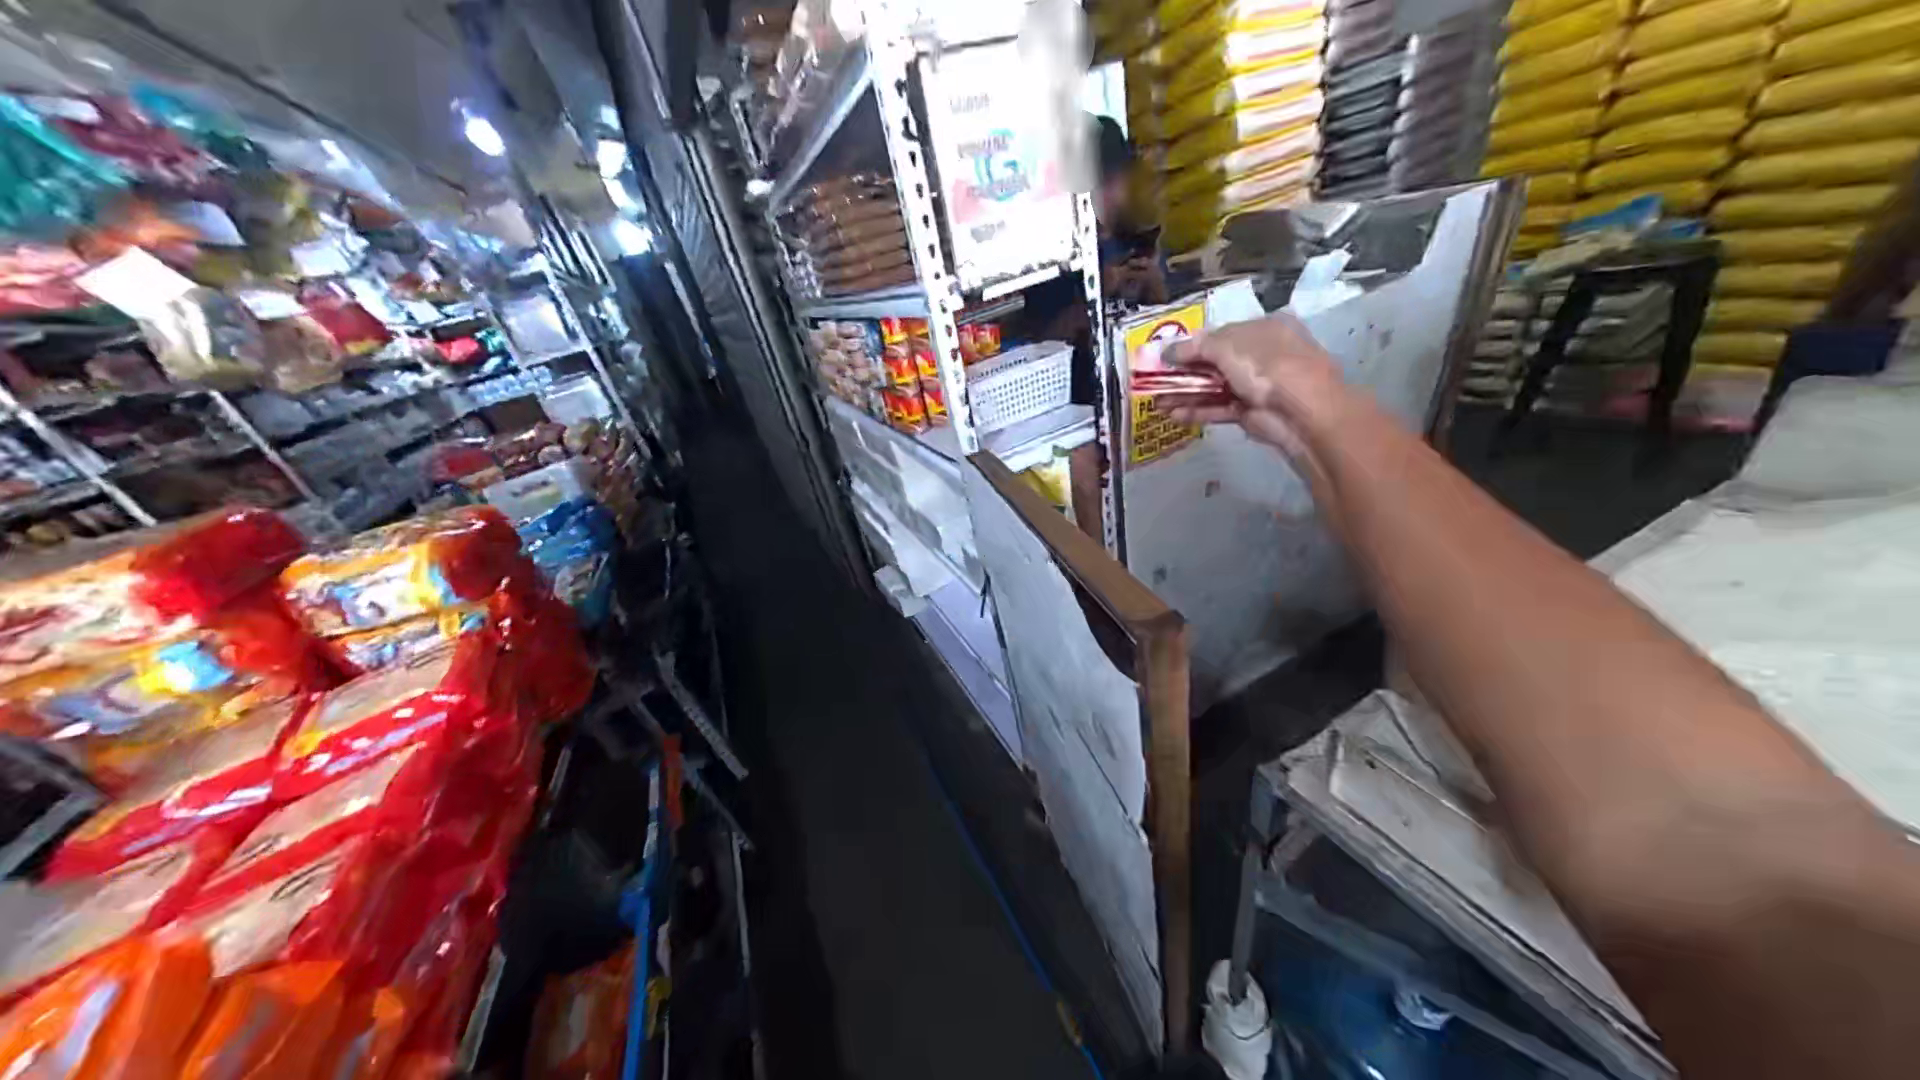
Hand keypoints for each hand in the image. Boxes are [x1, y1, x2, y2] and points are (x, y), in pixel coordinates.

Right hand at [1164, 312, 1350, 460]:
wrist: (1301, 410)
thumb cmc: (1266, 365)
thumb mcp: (1227, 346)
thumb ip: (1194, 347)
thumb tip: (1166, 351)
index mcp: (1264, 328)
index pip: (1221, 333)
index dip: (1192, 344)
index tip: (1166, 356)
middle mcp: (1261, 354)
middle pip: (1215, 362)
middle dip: (1184, 372)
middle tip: (1156, 380)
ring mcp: (1257, 386)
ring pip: (1214, 388)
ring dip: (1185, 394)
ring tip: (1156, 402)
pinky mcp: (1251, 413)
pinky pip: (1219, 409)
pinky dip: (1197, 411)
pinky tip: (1173, 415)